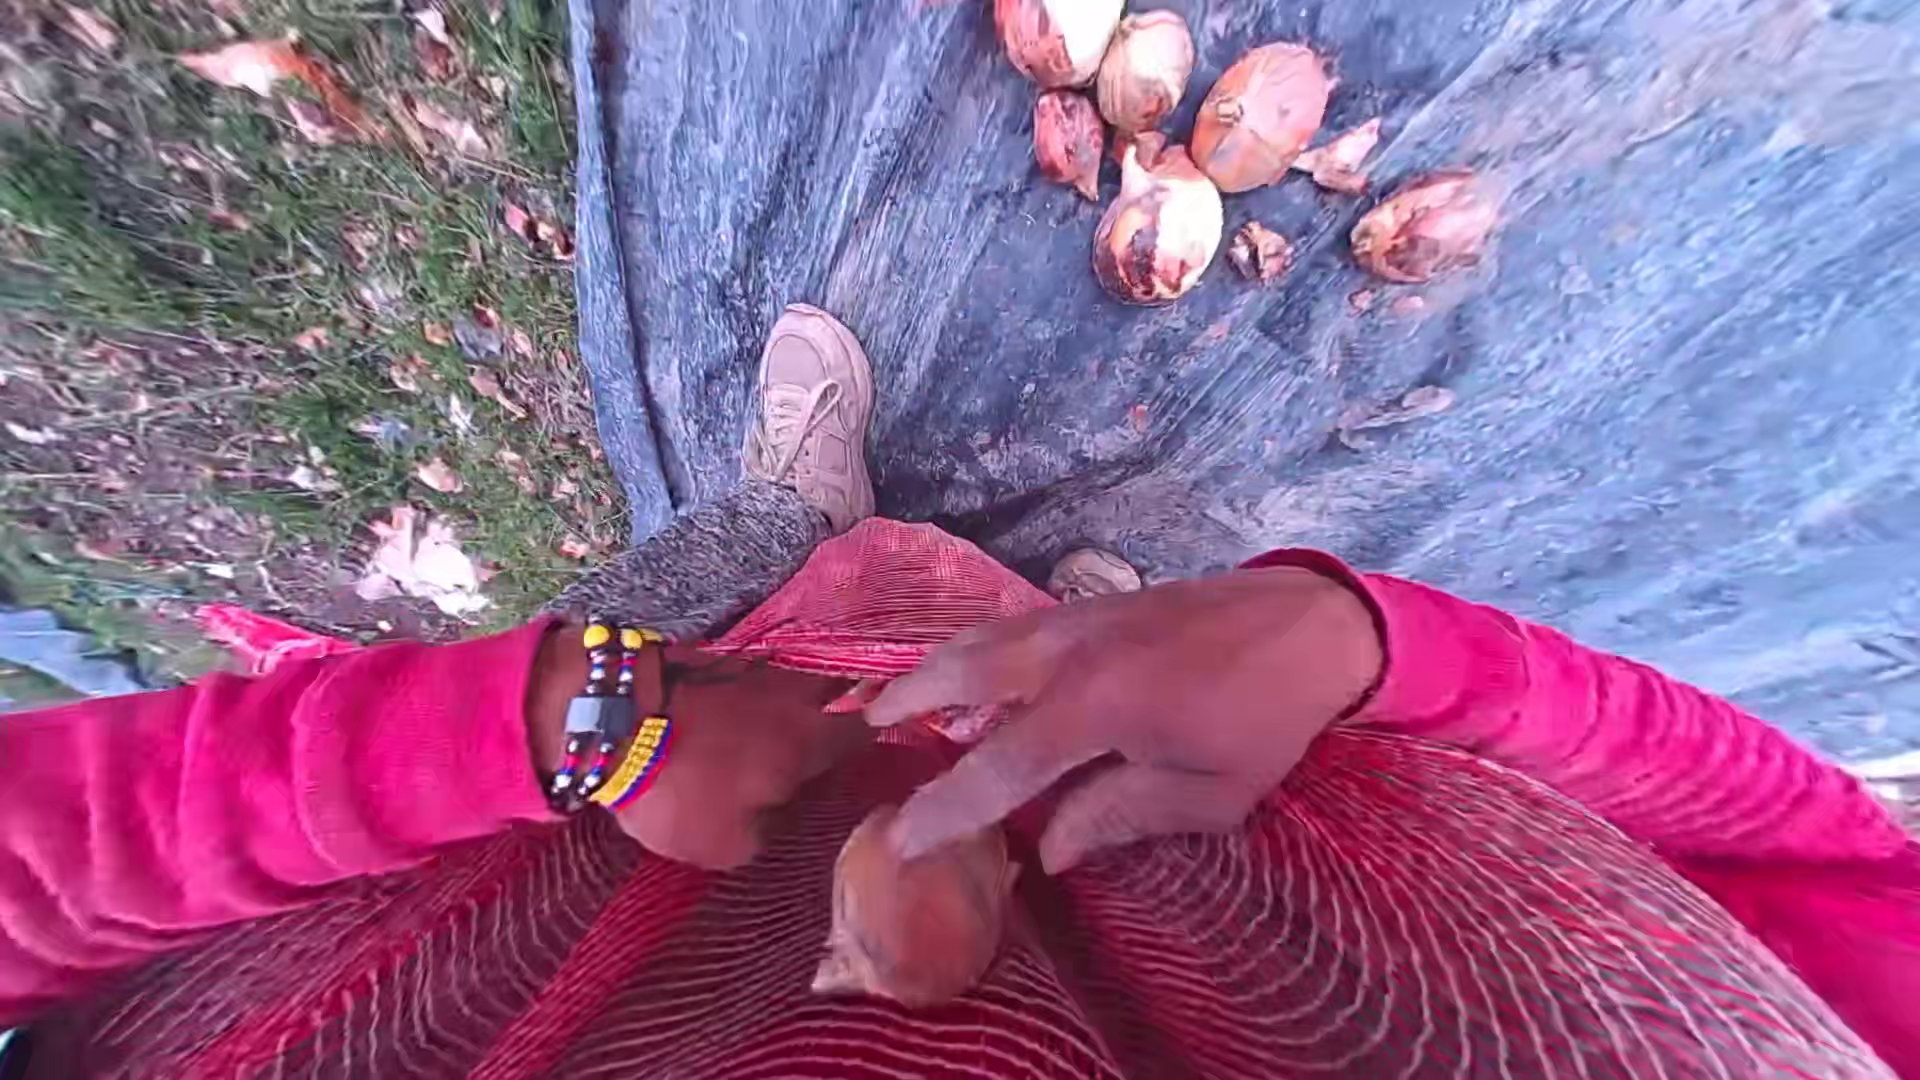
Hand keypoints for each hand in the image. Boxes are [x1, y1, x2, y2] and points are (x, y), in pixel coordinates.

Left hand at [528, 632, 868, 868]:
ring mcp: (764, 671)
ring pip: (806, 672)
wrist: (622, 716)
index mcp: (807, 745)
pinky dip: (772, 675)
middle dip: (855, 691)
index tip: (879, 735)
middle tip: (858, 698)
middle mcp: (798, 700)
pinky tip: (762, 686)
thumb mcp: (720, 844)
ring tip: (813, 692)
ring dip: (816, 680)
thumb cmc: (680, 788)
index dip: (875, 734)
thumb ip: (766, 834)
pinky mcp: (730, 656)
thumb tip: (781, 817)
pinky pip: (767, 665)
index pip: (861, 734)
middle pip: (843, 686)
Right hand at [865, 566, 1382, 872]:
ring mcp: (1072, 619)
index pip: (998, 766)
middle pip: (962, 668)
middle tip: (869, 718)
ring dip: (935, 664)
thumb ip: (1114, 816)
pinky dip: (976, 648)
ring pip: (980, 637)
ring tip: (904, 692)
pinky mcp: (1086, 605)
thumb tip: (1043, 848)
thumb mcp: (1204, 792)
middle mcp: (1066, 654)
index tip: (901, 836)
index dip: (945, 807)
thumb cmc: (1260, 718)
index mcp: (1096, 707)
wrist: (1299, 625)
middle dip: (909, 694)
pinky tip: (973, 669)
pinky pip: (1010, 626)